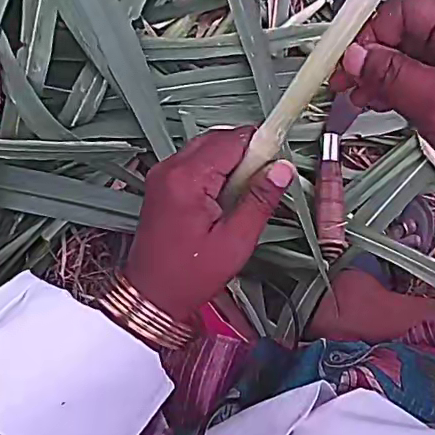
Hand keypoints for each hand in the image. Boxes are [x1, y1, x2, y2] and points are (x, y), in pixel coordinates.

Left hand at [126, 127, 294, 319]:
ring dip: (230, 163)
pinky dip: (214, 172)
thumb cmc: (188, 276)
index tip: (277, 162)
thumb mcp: (235, 241)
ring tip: (242, 198)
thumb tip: (282, 170)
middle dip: (246, 155)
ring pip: (206, 148)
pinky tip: (223, 200)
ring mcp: (161, 175)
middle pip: (218, 138)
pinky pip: (194, 163)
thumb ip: (260, 200)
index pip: (232, 140)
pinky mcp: (161, 184)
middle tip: (262, 185)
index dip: (260, 147)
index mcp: (187, 179)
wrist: (152, 295)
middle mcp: (169, 169)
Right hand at [328, 0, 434, 198]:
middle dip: (371, 57)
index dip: (371, 35)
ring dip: (378, 75)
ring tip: (355, 97)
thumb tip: (352, 56)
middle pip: (404, 29)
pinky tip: (371, 100)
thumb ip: (390, 73)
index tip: (344, 62)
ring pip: (405, 52)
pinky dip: (392, 86)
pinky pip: (415, 72)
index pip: (407, 8)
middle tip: (342, 83)